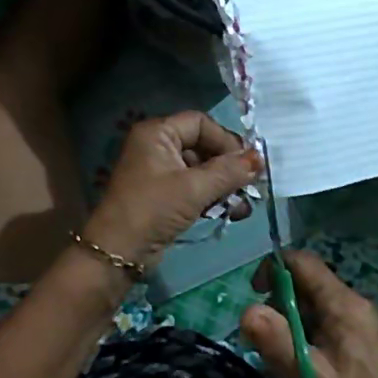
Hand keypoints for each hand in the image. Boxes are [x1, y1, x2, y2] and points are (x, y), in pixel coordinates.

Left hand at [81, 112, 259, 269]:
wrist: (117, 254)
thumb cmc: (153, 210)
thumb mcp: (194, 188)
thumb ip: (228, 171)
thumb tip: (260, 159)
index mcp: (157, 133)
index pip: (200, 123)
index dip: (224, 139)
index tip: (245, 163)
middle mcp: (157, 146)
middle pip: (202, 145)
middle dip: (228, 166)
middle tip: (249, 184)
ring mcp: (159, 171)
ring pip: (201, 168)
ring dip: (224, 184)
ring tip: (243, 204)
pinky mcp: (164, 194)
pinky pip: (194, 186)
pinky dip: (212, 196)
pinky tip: (231, 211)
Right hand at [241, 251, 377, 377]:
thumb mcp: (309, 375)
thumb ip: (276, 340)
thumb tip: (247, 311)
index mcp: (343, 303)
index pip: (304, 261)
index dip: (274, 267)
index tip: (256, 292)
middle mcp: (356, 303)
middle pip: (310, 283)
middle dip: (281, 300)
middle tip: (266, 334)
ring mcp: (364, 321)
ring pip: (318, 304)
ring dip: (294, 320)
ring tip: (282, 355)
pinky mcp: (366, 339)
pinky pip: (330, 321)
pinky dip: (310, 332)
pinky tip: (305, 365)